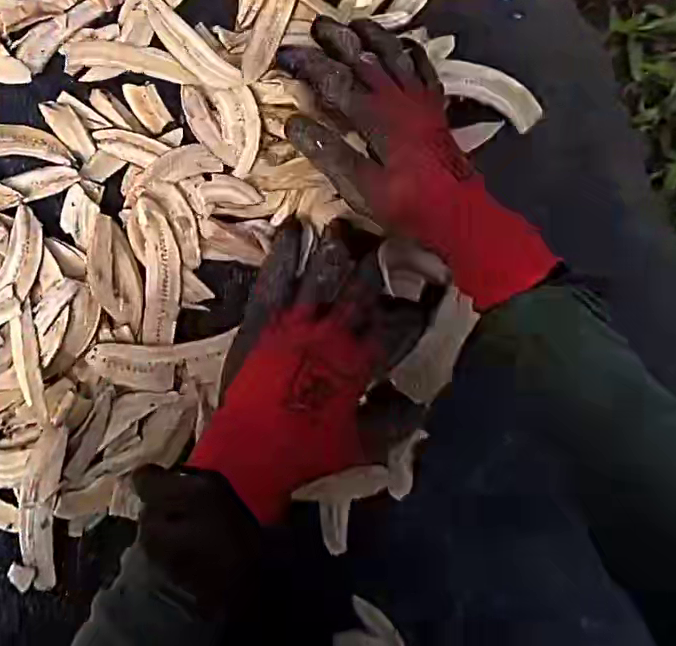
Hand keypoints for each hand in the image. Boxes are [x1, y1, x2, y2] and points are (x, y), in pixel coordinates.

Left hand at [187, 223, 424, 523]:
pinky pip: (275, 275)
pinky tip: (291, 229)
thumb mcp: (364, 444)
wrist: (249, 448)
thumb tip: (419, 399)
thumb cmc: (307, 450)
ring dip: (333, 248)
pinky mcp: (262, 316)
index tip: (426, 294)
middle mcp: (330, 334)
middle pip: (359, 291)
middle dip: (375, 265)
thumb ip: (395, 420)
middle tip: (388, 241)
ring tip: (342, 225)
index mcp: (360, 364)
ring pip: (319, 274)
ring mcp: (293, 320)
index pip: (397, 329)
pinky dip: (284, 251)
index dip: (414, 310)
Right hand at [277, 17, 557, 309]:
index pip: (334, 79)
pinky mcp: (434, 109)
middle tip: (316, 25)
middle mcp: (398, 100)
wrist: (464, 216)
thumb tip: (293, 122)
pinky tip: (404, 44)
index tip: (285, 55)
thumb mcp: (360, 187)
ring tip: (356, 23)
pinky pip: (424, 70)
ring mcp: (420, 102)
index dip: (308, 64)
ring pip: (395, 57)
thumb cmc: (407, 204)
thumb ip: (328, 153)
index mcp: (375, 117)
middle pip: (364, 58)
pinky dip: (412, 52)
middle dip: (338, 39)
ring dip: (373, 37)